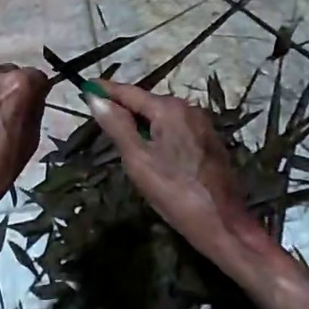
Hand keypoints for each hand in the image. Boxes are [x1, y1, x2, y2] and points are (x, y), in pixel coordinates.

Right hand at [87, 80, 263, 259]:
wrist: (222, 223)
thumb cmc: (174, 191)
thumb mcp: (138, 159)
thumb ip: (117, 126)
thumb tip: (96, 99)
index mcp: (169, 109)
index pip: (130, 92)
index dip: (106, 90)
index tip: (86, 85)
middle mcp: (188, 109)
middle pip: (147, 102)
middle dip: (123, 105)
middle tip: (98, 110)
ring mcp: (202, 125)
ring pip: (162, 116)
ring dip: (140, 120)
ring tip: (118, 128)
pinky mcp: (209, 142)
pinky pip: (175, 128)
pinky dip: (157, 131)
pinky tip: (148, 146)